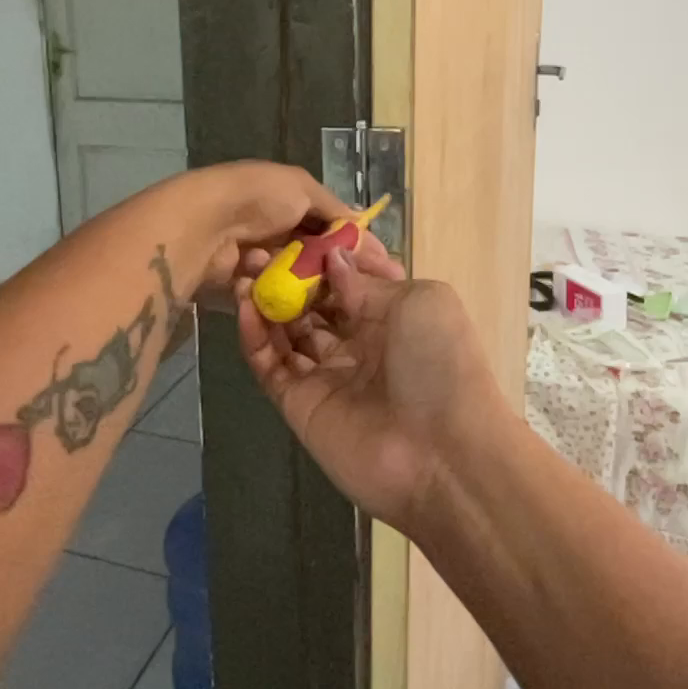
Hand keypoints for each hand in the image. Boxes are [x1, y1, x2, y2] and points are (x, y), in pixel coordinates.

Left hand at [180, 161, 358, 291]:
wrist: (205, 222)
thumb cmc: (258, 197)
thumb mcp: (302, 188)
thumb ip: (333, 207)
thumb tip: (360, 222)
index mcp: (288, 198)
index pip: (331, 225)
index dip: (357, 245)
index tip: (386, 268)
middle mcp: (273, 226)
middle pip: (315, 255)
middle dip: (336, 271)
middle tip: (365, 292)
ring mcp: (256, 257)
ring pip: (295, 278)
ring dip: (307, 281)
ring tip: (322, 289)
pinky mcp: (241, 283)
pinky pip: (270, 293)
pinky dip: (278, 290)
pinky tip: (287, 294)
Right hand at [235, 245, 502, 529]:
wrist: (443, 455)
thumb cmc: (440, 362)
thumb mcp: (419, 301)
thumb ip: (367, 280)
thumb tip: (331, 257)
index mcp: (391, 316)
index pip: (346, 279)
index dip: (320, 257)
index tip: (292, 233)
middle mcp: (358, 342)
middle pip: (312, 303)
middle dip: (287, 276)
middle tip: (256, 251)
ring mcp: (327, 374)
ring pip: (286, 331)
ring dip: (265, 301)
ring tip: (243, 272)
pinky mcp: (300, 404)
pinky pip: (270, 365)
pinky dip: (255, 338)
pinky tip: (246, 307)